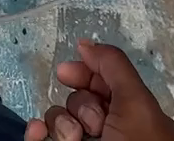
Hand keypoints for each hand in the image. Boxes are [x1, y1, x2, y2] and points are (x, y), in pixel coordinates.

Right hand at [23, 39, 173, 140]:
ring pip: (58, 118)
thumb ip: (115, 67)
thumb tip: (86, 43)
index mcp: (137, 120)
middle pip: (80, 98)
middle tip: (93, 126)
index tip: (68, 72)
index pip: (107, 83)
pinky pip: (40, 137)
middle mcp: (111, 135)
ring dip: (59, 123)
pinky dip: (36, 134)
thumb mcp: (137, 108)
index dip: (87, 72)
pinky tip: (37, 136)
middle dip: (79, 106)